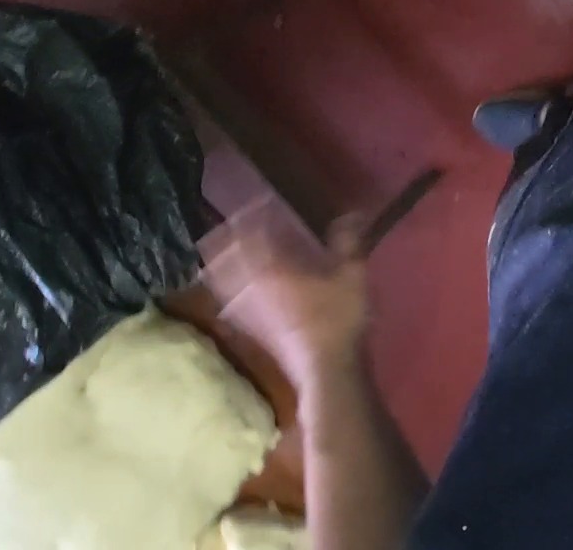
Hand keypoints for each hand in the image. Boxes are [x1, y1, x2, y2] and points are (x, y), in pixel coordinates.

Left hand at [204, 211, 374, 388]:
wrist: (325, 368)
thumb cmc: (337, 315)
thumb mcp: (351, 272)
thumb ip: (348, 240)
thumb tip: (351, 213)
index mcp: (271, 267)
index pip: (248, 235)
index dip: (249, 217)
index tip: (256, 203)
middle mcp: (250, 285)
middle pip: (222, 258)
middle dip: (224, 240)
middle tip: (233, 226)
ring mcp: (246, 309)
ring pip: (221, 280)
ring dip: (221, 262)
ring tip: (229, 252)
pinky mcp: (249, 327)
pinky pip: (229, 298)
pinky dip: (229, 285)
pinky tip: (240, 286)